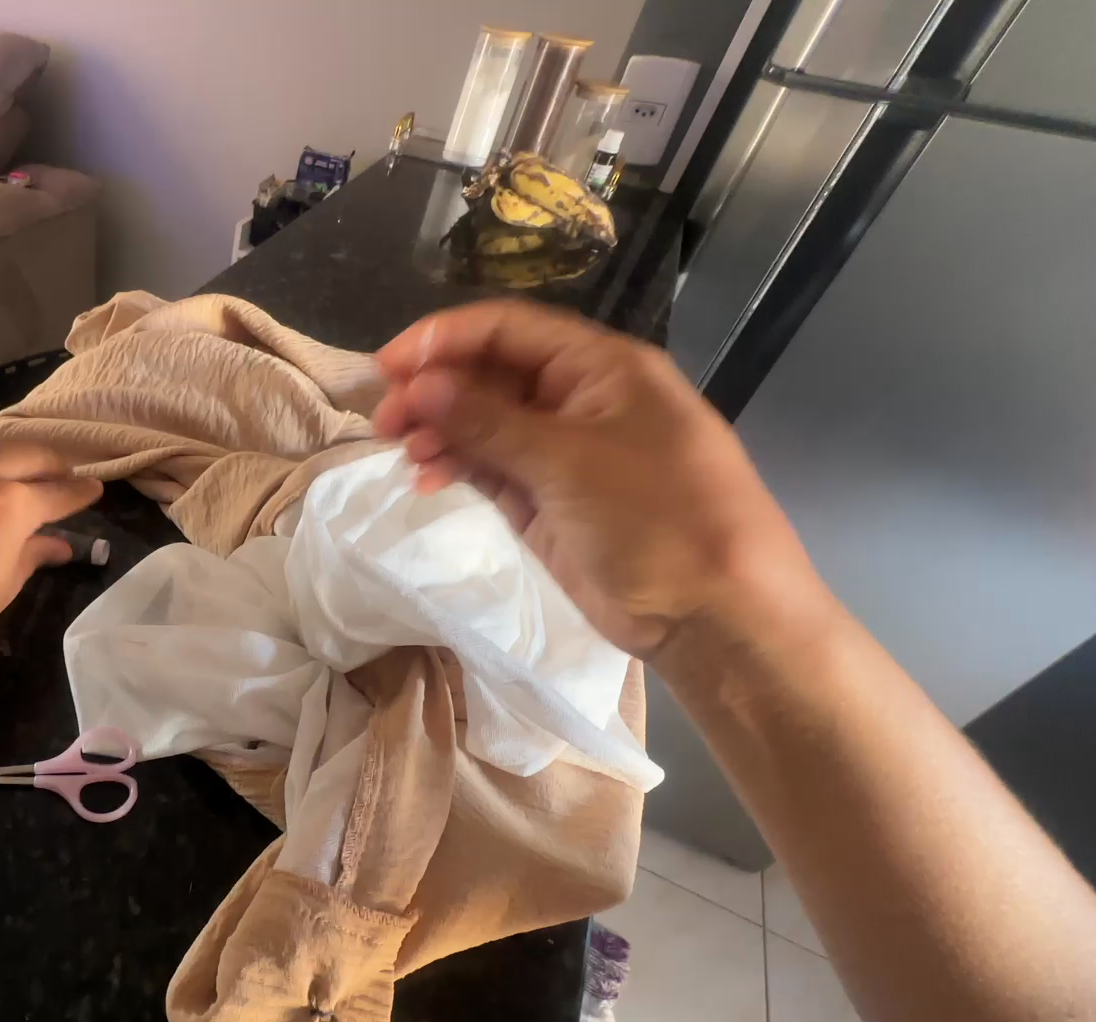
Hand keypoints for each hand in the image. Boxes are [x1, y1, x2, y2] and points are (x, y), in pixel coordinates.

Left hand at [0, 445, 101, 675]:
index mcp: (15, 503)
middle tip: (68, 477)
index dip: (82, 493)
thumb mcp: (7, 583)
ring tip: (31, 476)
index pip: (61, 492)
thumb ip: (35, 553)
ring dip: (20, 461)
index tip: (97, 490)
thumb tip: (59, 544)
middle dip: (55, 466)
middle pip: (30, 457)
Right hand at [372, 300, 824, 659]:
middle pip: (489, 375)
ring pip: (482, 422)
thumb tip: (417, 385)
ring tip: (404, 453)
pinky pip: (489, 466)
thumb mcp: (569, 462)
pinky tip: (428, 478)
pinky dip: (456, 466)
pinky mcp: (545, 496)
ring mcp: (559, 451)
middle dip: (433, 390)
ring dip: (439, 430)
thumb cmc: (656, 520)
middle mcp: (576, 399)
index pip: (507, 330)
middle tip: (383, 421)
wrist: (711, 617)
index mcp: (599, 368)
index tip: (386, 366)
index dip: (442, 339)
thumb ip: (487, 421)